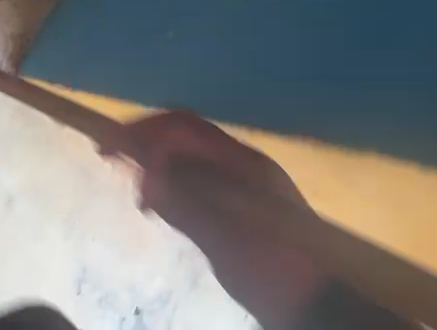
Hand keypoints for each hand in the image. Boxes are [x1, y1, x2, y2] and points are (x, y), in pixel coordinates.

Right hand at [103, 112, 324, 319]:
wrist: (325, 308)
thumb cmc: (276, 274)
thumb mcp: (227, 245)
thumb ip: (187, 207)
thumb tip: (144, 175)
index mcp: (242, 164)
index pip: (183, 128)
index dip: (143, 133)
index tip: (111, 149)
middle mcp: (244, 162)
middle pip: (186, 134)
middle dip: (147, 142)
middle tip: (113, 158)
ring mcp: (248, 180)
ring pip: (192, 153)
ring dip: (159, 161)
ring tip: (138, 191)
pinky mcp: (247, 201)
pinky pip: (202, 174)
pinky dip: (175, 180)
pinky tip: (165, 202)